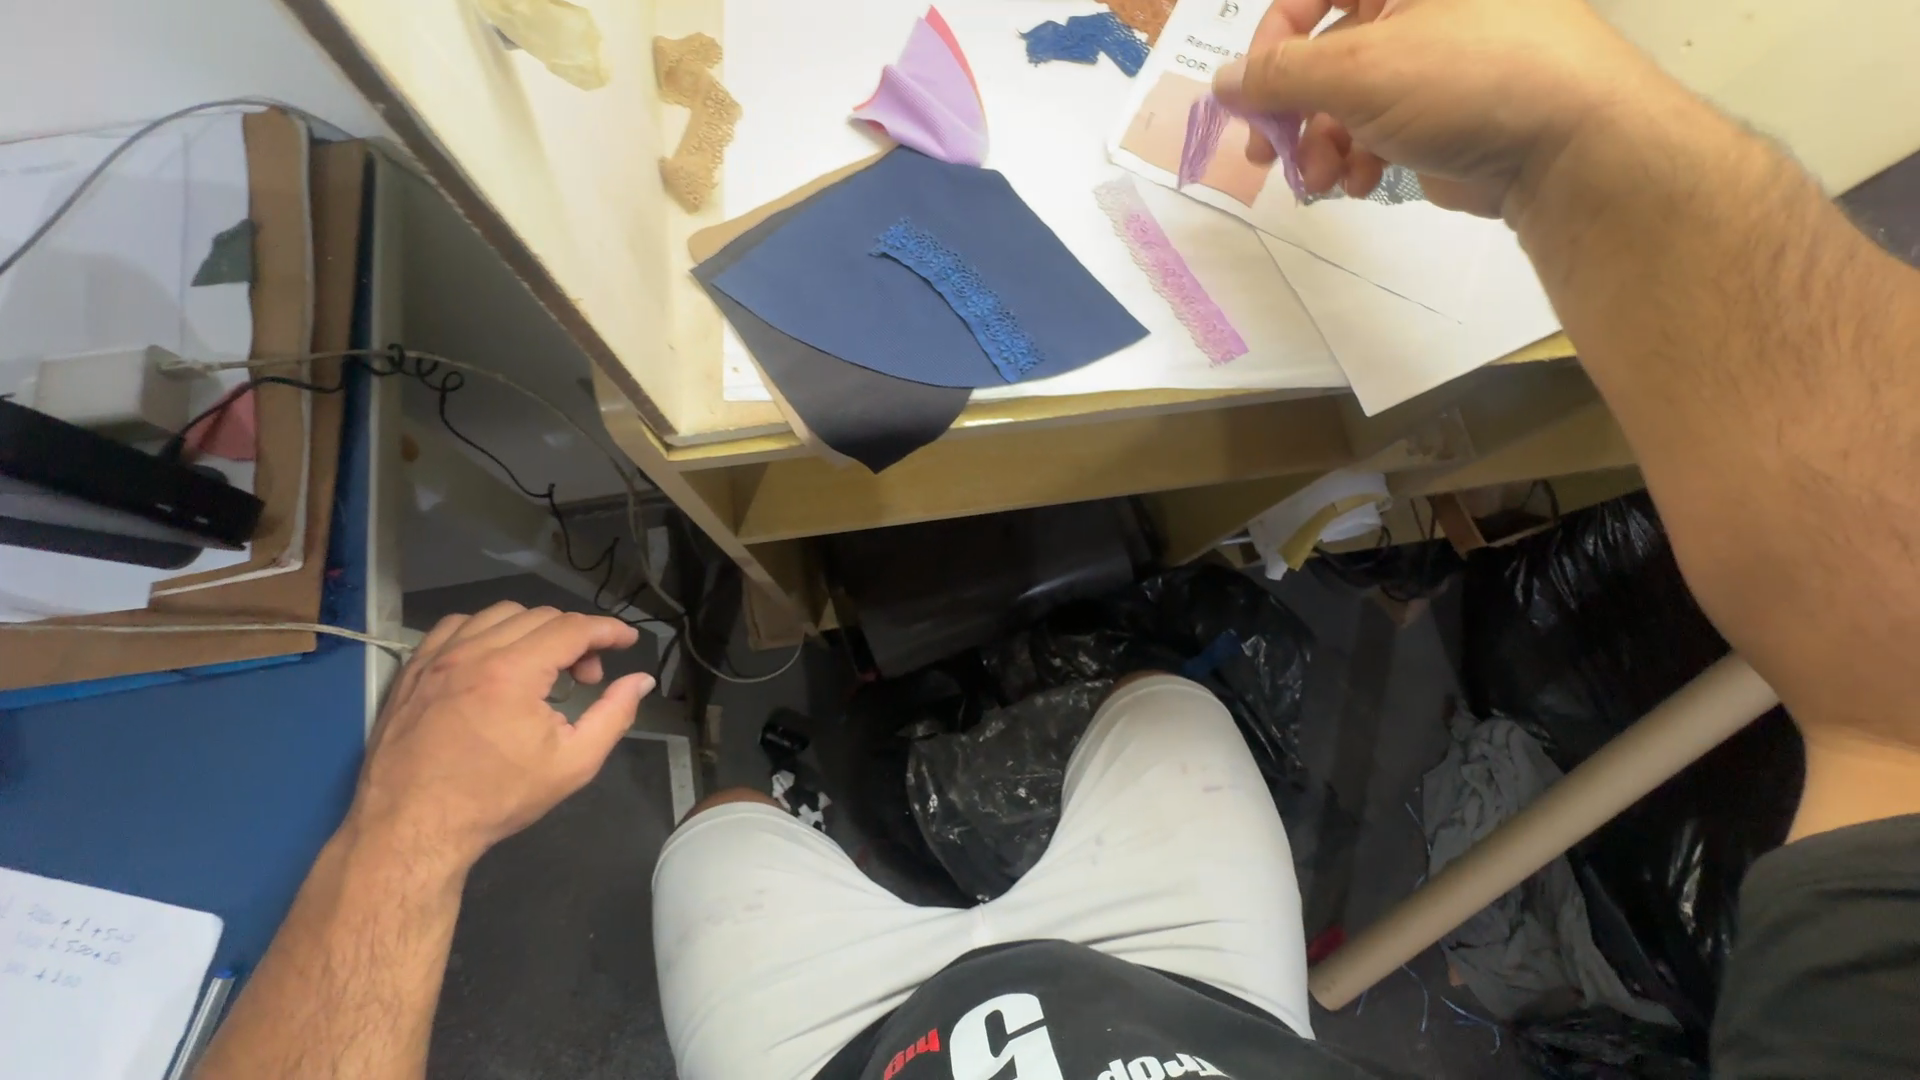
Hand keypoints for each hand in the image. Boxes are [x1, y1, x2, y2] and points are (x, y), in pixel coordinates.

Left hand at [345, 602, 654, 870]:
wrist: (411, 829)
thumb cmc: (497, 798)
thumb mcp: (574, 763)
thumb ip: (615, 714)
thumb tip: (641, 681)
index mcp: (513, 672)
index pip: (574, 628)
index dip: (609, 630)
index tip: (627, 642)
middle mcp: (473, 652)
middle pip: (541, 616)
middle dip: (577, 637)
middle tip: (587, 677)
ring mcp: (436, 659)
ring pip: (499, 614)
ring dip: (534, 629)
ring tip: (542, 667)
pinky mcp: (412, 671)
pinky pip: (456, 626)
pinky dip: (487, 631)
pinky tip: (496, 660)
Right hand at [1215, 0, 1673, 219]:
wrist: (1564, 145)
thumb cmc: (1465, 79)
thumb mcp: (1359, 70)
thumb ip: (1279, 77)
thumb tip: (1221, 83)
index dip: (1271, 41)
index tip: (1252, 97)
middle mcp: (1414, 7)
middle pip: (1320, 53)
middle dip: (1290, 112)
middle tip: (1267, 154)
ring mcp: (1423, 61)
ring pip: (1339, 102)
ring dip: (1318, 147)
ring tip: (1322, 180)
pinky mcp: (1431, 112)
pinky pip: (1369, 131)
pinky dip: (1353, 160)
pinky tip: (1359, 182)